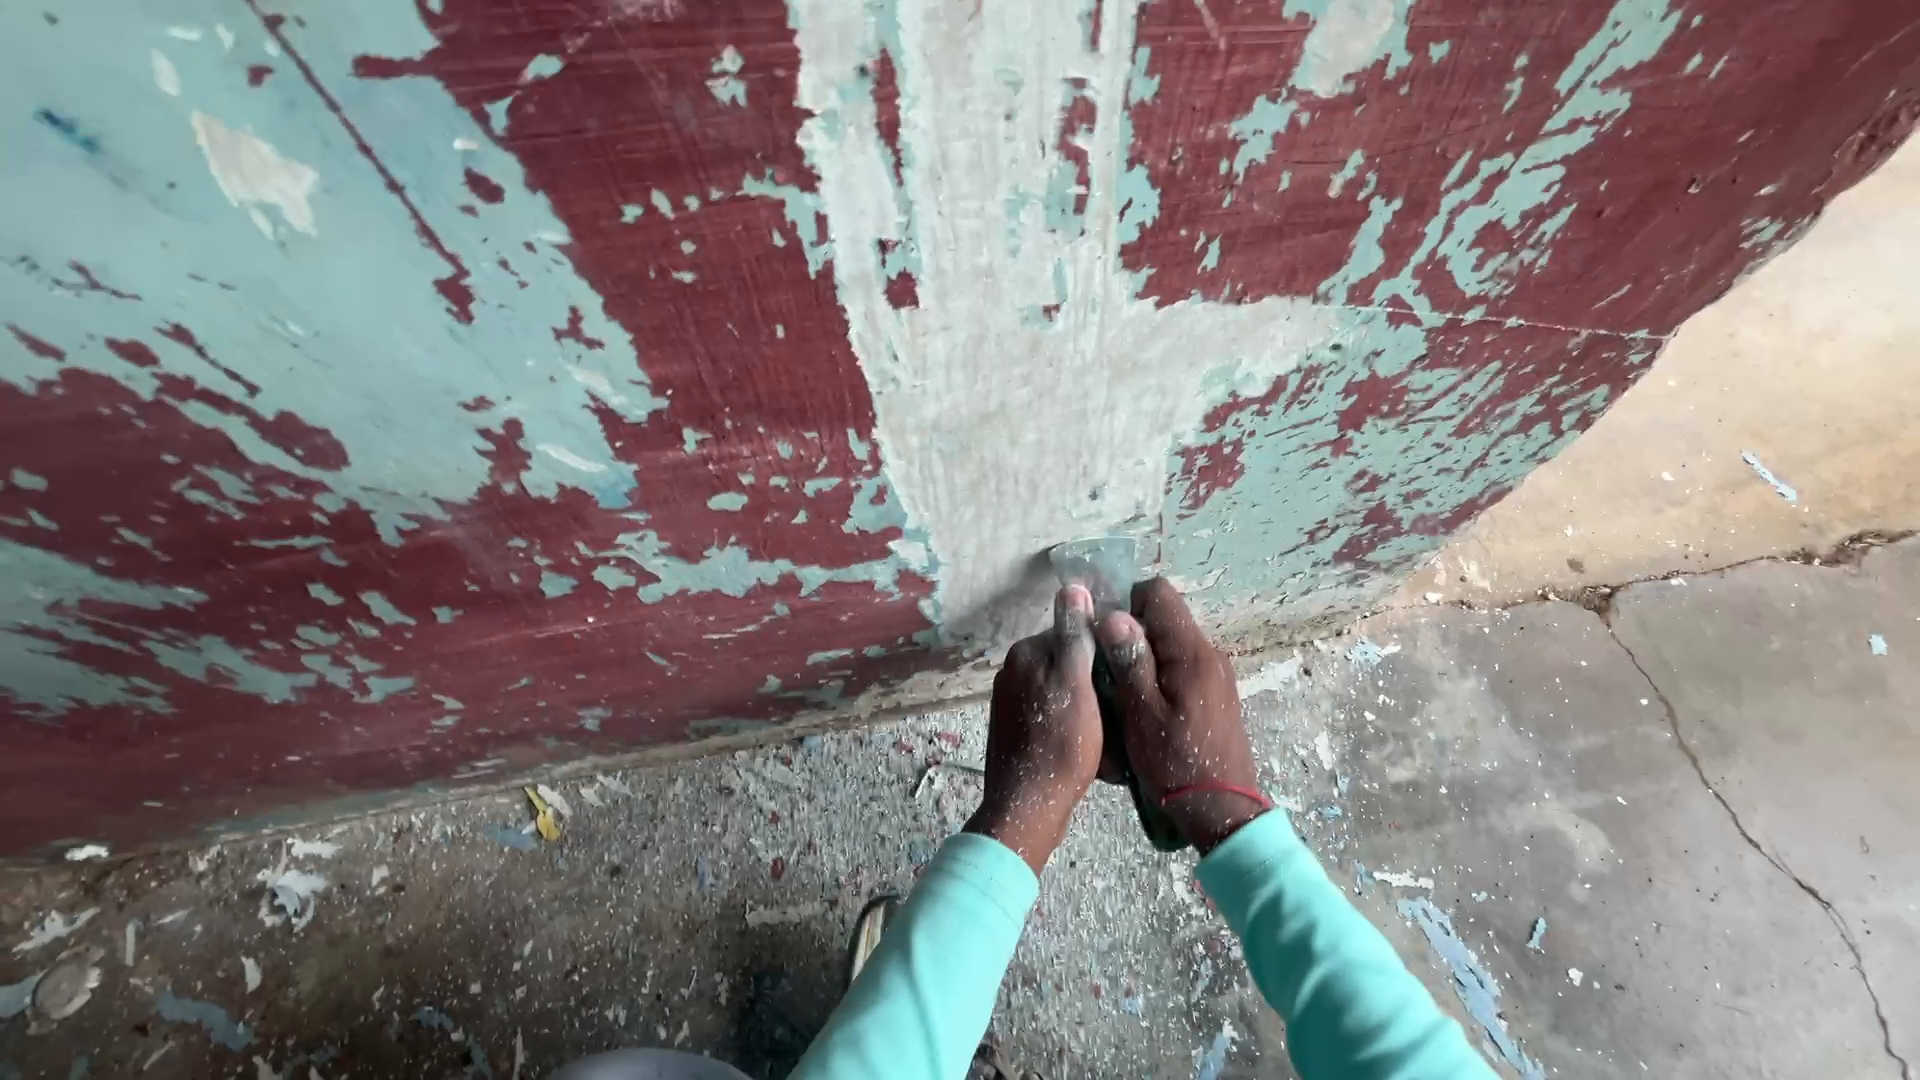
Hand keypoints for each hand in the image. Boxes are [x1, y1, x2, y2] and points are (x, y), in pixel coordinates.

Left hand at [964, 584, 1103, 874]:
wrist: (1028, 806)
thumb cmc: (1060, 744)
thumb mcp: (1076, 684)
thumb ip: (1075, 636)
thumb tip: (1073, 586)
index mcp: (1025, 653)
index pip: (1072, 633)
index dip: (1100, 651)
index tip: (1121, 674)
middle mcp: (1011, 670)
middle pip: (1066, 661)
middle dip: (1092, 679)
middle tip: (1116, 706)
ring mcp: (1010, 700)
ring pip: (1061, 689)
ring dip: (1084, 703)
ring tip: (1105, 729)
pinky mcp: (1014, 727)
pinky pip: (1051, 713)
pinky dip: (1069, 723)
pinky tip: (1086, 744)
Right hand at [1094, 578, 1264, 853]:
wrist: (1221, 811)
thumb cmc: (1176, 764)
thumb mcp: (1141, 712)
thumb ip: (1129, 660)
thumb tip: (1114, 614)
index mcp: (1192, 652)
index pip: (1158, 593)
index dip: (1125, 602)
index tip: (1101, 632)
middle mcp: (1208, 653)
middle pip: (1163, 616)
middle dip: (1129, 631)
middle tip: (1103, 665)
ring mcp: (1214, 673)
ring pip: (1168, 641)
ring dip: (1140, 654)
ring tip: (1118, 688)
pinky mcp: (1213, 692)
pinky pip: (1178, 664)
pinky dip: (1156, 672)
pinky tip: (1140, 703)